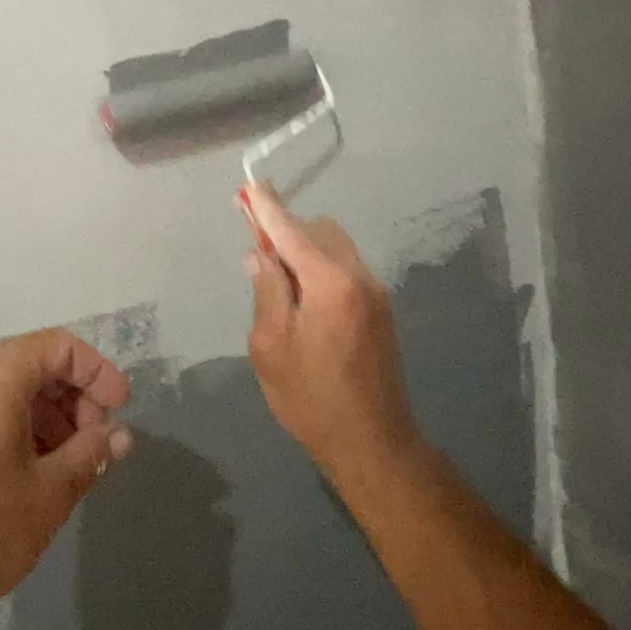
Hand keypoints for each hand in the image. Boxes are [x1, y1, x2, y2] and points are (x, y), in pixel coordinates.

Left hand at [0, 328, 133, 622]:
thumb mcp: (48, 493)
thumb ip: (91, 454)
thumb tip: (120, 435)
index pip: (60, 346)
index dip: (99, 372)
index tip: (120, 410)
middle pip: (36, 363)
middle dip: (76, 397)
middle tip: (97, 441)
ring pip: (12, 388)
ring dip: (51, 415)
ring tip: (73, 461)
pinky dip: (22, 425)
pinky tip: (38, 469)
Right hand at [240, 183, 417, 476]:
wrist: (373, 442)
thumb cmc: (311, 398)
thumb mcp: (271, 346)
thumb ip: (267, 291)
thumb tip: (260, 255)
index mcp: (330, 283)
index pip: (292, 230)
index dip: (267, 208)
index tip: (249, 187)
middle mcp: (359, 276)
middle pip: (319, 231)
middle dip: (287, 231)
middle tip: (257, 253)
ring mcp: (375, 291)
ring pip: (335, 248)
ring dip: (305, 251)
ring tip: (278, 284)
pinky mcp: (381, 308)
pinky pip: (345, 269)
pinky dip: (321, 269)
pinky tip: (303, 301)